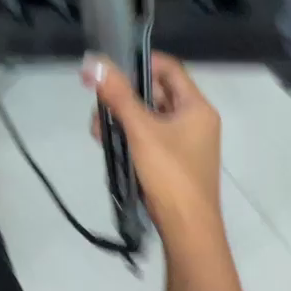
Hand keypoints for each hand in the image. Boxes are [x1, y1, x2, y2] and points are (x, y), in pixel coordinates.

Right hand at [84, 52, 223, 241]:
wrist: (186, 229)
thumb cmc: (170, 174)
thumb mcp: (140, 129)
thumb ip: (117, 94)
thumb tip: (94, 61)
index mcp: (196, 107)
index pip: (167, 67)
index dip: (138, 62)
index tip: (109, 70)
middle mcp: (192, 119)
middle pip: (152, 90)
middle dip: (121, 95)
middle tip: (97, 103)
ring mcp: (181, 139)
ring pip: (143, 112)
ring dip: (118, 116)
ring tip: (99, 130)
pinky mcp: (169, 156)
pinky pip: (143, 132)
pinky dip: (125, 133)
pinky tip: (106, 143)